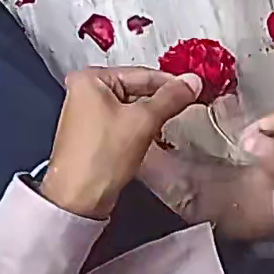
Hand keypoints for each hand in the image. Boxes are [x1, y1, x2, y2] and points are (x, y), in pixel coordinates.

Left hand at [41, 68, 202, 218]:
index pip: (142, 74)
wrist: (78, 199)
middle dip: (163, 99)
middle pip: (137, 88)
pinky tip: (155, 134)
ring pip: (133, 106)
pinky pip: (125, 120)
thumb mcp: (143, 121)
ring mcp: (88, 112)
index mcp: (90, 79)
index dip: (171, 82)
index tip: (195, 88)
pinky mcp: (95, 132)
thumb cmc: (101, 157)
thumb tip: (192, 81)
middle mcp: (85, 91)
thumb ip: (171, 98)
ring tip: (174, 121)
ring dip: (153, 114)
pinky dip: (142, 126)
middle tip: (190, 104)